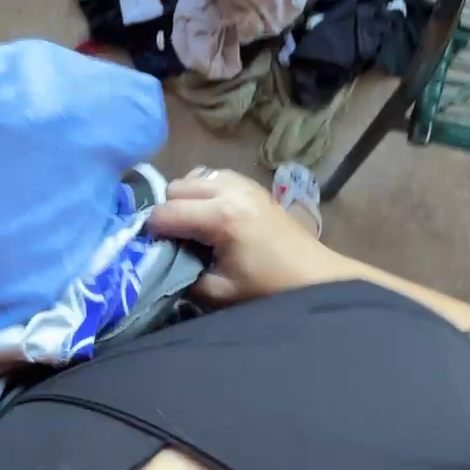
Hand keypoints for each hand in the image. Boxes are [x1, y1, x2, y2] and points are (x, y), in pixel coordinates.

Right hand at [146, 169, 357, 305]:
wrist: (316, 278)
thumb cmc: (268, 289)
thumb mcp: (219, 293)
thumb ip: (183, 276)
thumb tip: (162, 262)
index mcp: (222, 216)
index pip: (166, 212)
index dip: (153, 232)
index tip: (155, 250)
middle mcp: (230, 190)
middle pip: (176, 187)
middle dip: (168, 211)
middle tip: (175, 240)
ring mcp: (244, 184)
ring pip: (195, 176)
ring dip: (186, 198)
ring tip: (192, 225)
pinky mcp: (254, 185)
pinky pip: (215, 176)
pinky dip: (205, 190)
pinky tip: (211, 214)